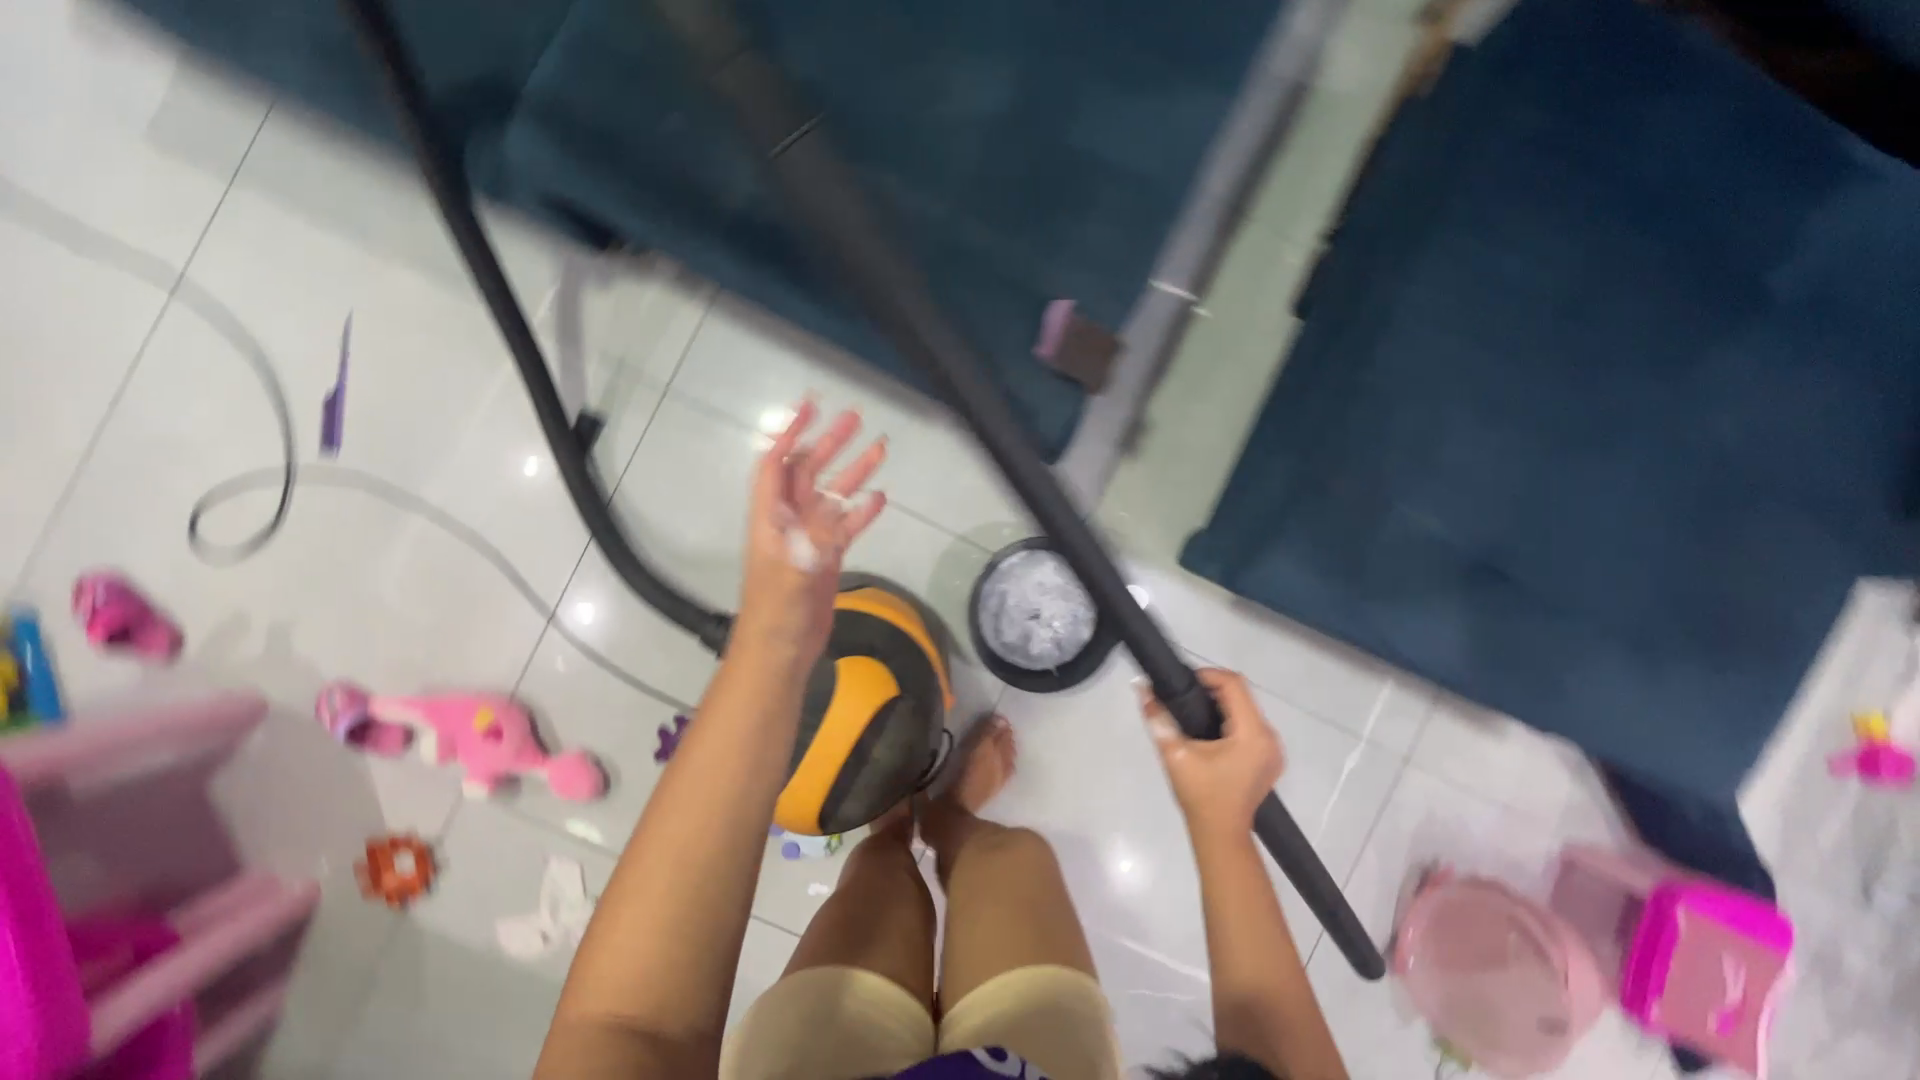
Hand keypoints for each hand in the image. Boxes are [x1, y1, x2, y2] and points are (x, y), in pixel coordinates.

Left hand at [734, 400, 886, 666]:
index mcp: (770, 517)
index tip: (811, 407)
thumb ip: (814, 540)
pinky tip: (880, 498)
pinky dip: (862, 511)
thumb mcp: (792, 574)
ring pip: (832, 495)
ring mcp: (810, 538)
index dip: (790, 433)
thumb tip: (838, 508)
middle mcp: (788, 520)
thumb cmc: (775, 613)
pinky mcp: (827, 558)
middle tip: (856, 418)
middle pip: (809, 471)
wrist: (780, 652)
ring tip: (880, 448)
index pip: (777, 463)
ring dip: (853, 472)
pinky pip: (846, 526)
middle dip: (830, 443)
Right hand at [1139, 669, 1284, 839]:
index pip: (1235, 685)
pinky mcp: (1270, 759)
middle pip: (1242, 696)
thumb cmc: (1200, 796)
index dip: (1209, 675)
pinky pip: (1251, 727)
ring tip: (1193, 714)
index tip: (1184, 682)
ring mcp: (1274, 750)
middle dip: (1212, 691)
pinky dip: (1231, 722)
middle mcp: (1270, 737)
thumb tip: (1143, 689)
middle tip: (1183, 698)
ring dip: (1221, 706)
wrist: (1221, 835)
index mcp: (1252, 734)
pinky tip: (1210, 733)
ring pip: (1247, 711)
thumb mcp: (1175, 755)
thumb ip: (1159, 719)